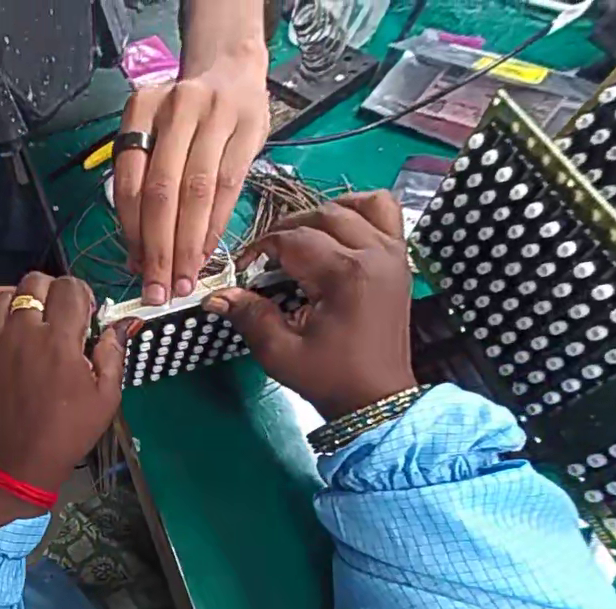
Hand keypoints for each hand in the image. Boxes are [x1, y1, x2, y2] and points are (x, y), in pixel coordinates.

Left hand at [0, 273, 132, 531]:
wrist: (21, 459)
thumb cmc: (68, 431)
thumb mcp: (105, 398)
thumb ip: (114, 353)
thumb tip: (123, 323)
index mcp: (59, 341)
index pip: (70, 288)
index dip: (81, 296)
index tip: (83, 317)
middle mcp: (24, 332)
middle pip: (35, 282)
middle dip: (51, 292)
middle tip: (57, 317)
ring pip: (4, 294)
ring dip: (20, 301)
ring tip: (29, 323)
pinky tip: (3, 326)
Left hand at [113, 48, 270, 307]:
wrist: (231, 72)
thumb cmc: (184, 123)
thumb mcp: (153, 145)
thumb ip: (141, 197)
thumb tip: (137, 261)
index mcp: (140, 111)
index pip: (130, 185)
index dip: (133, 236)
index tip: (137, 273)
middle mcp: (176, 108)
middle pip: (162, 193)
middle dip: (159, 251)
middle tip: (158, 291)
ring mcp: (215, 114)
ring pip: (196, 194)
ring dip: (187, 247)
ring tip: (182, 283)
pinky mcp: (249, 127)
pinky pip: (228, 190)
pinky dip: (213, 229)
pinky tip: (204, 256)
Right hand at [204, 191, 415, 419]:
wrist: (374, 396)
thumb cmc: (326, 376)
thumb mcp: (279, 352)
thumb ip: (249, 316)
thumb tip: (216, 296)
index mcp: (344, 275)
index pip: (294, 240)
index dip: (261, 247)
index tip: (242, 267)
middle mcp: (375, 253)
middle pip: (324, 216)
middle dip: (287, 229)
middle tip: (263, 254)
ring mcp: (394, 254)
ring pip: (360, 205)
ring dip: (325, 212)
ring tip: (300, 235)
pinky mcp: (399, 260)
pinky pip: (385, 215)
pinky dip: (359, 212)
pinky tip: (336, 231)